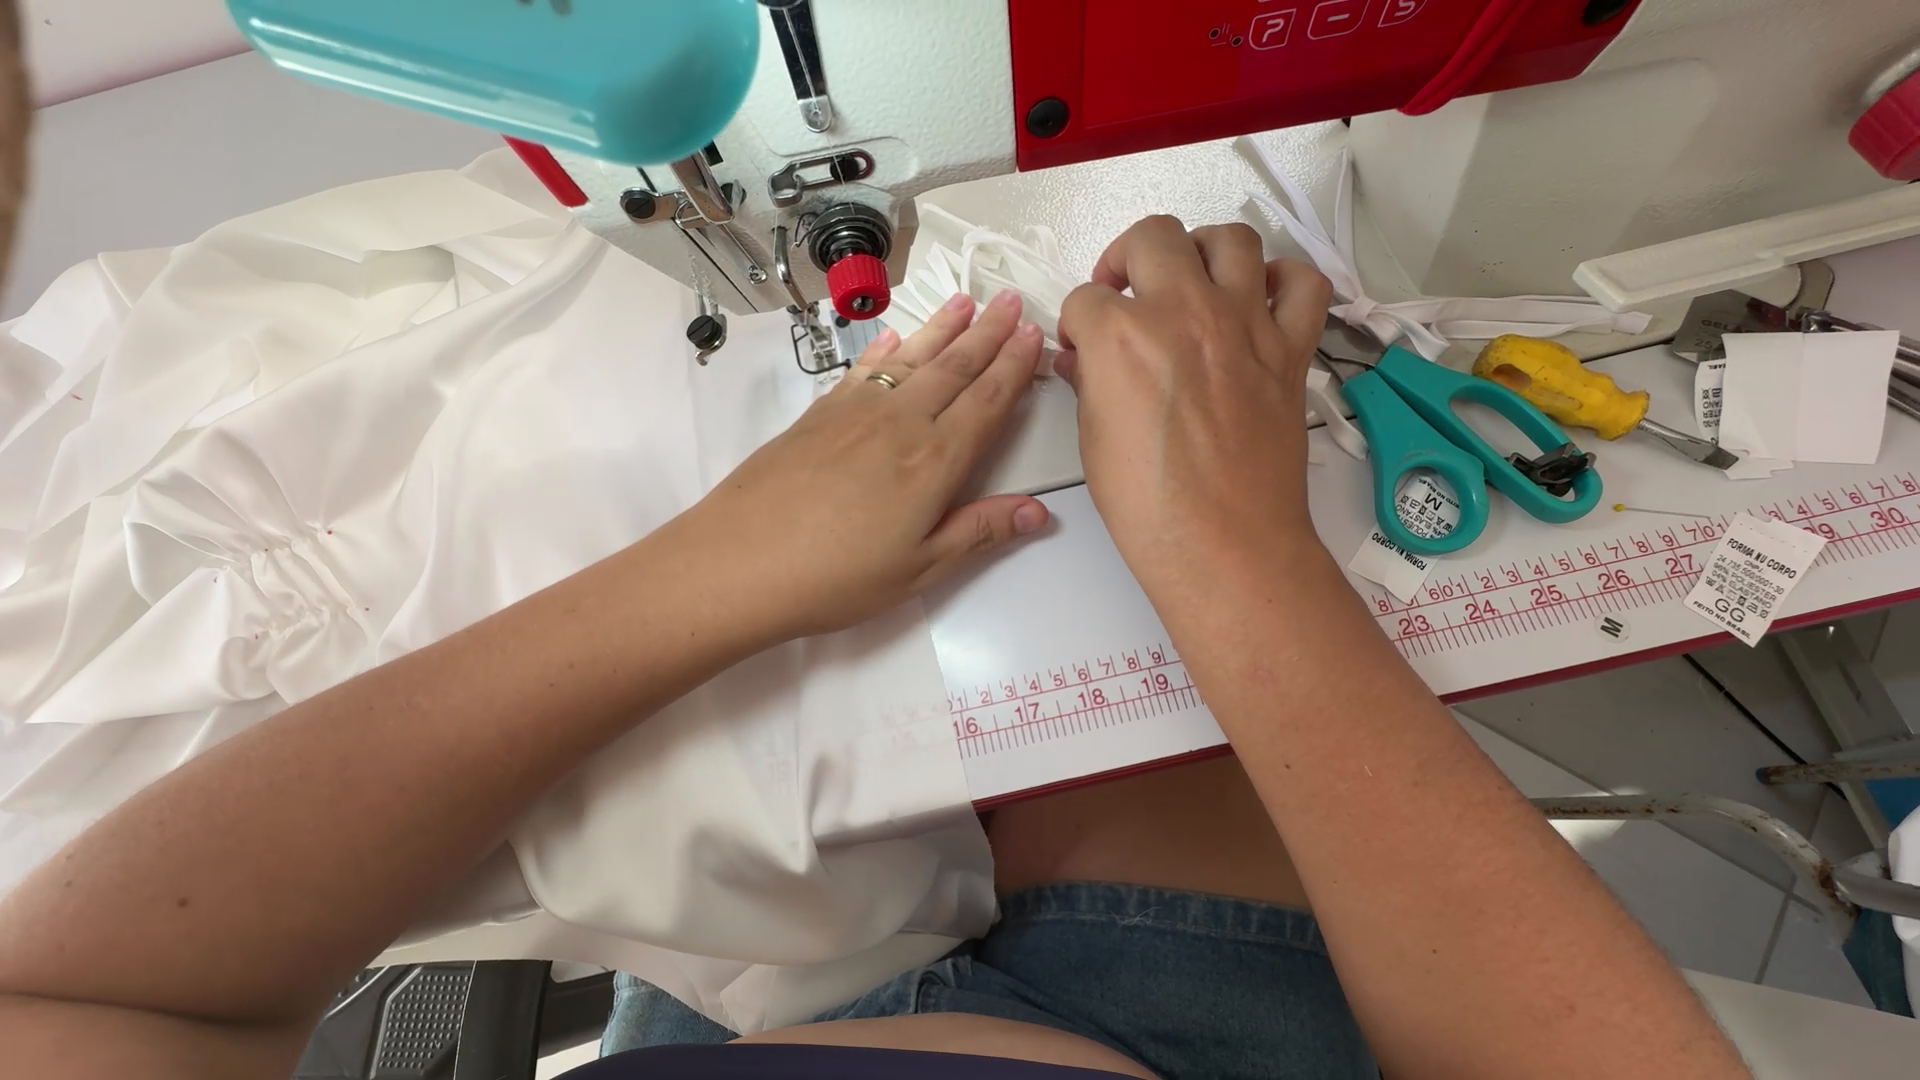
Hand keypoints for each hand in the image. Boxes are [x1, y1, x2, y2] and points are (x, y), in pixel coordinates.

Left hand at [669, 289, 1048, 644]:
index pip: (987, 401)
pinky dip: (884, 350)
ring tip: (965, 302)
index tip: (1034, 333)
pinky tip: (893, 338)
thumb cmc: (836, 577)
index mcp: (934, 460)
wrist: (738, 563)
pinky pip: (862, 370)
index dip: (1014, 366)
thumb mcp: (920, 568)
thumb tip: (1040, 511)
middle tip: (1012, 300)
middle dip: (988, 332)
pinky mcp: (817, 415)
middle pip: (954, 368)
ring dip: (942, 329)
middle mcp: (899, 422)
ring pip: (910, 358)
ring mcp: (854, 412)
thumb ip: (981, 532)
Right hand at [1055, 218, 1331, 597]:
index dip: (1076, 323)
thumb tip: (1084, 362)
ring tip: (1188, 280)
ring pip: (1229, 240)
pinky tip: (1258, 301)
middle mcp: (1184, 313)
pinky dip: (1282, 280)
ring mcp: (1244, 325)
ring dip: (1200, 250)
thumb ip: (1089, 383)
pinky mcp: (1288, 349)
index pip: (1086, 300)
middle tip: (1122, 290)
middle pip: (1151, 238)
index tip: (1079, 345)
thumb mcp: (1094, 440)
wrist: (1221, 542)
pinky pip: (1303, 283)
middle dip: (1125, 258)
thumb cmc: (1150, 505)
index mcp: (1122, 337)